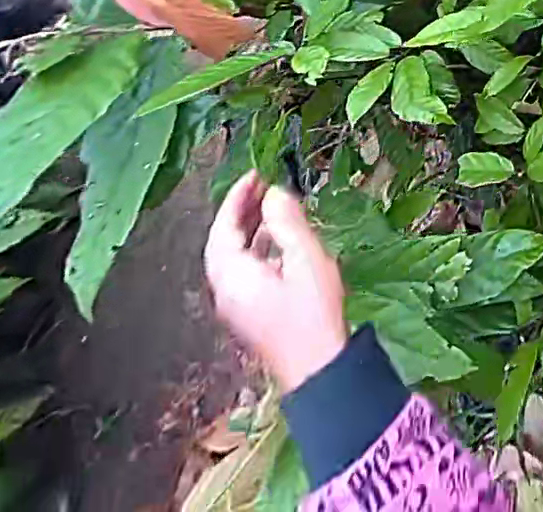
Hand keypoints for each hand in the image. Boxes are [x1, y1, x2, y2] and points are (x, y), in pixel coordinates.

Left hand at [204, 170, 348, 389]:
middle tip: (261, 184)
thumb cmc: (313, 310)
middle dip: (240, 211)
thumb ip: (287, 221)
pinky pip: (245, 269)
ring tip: (272, 204)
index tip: (255, 173)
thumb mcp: (305, 258)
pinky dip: (257, 246)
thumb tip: (273, 192)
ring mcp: (237, 304)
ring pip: (234, 256)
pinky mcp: (252, 313)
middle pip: (223, 242)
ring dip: (249, 228)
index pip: (223, 228)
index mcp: (233, 275)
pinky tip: (280, 239)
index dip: (236, 198)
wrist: (319, 369)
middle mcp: (226, 290)